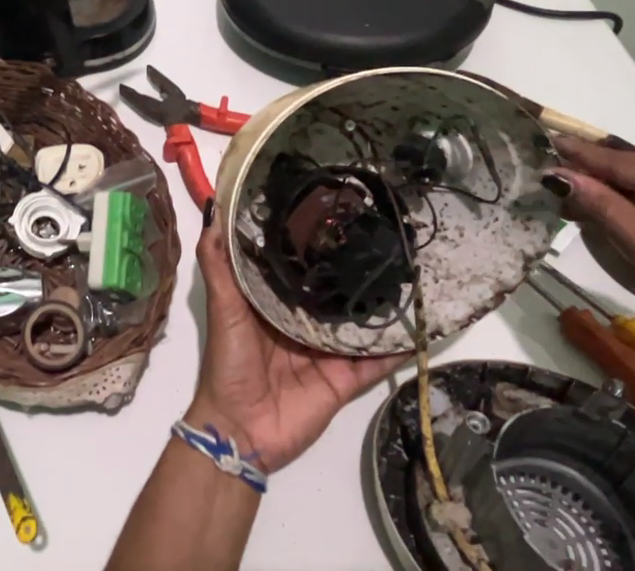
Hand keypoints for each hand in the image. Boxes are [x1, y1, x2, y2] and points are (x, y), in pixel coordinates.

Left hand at [185, 213, 407, 473]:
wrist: (240, 429)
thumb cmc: (228, 363)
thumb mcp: (222, 308)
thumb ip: (218, 265)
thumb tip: (212, 212)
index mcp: (272, 303)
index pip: (295, 266)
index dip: (309, 241)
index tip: (330, 205)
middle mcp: (302, 322)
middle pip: (332, 292)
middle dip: (351, 269)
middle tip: (381, 233)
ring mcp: (326, 351)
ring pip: (358, 322)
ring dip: (381, 303)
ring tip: (411, 270)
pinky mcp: (345, 378)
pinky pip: (376, 361)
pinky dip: (398, 346)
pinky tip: (422, 323)